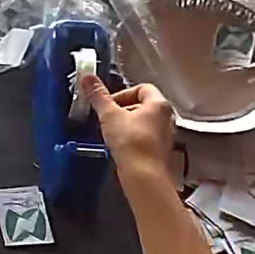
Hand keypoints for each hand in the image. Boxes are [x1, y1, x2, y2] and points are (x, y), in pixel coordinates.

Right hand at [82, 75, 176, 195]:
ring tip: (112, 135)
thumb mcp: (109, 115)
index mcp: (159, 104)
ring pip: (144, 124)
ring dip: (127, 126)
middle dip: (123, 110)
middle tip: (108, 119)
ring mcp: (166, 137)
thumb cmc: (131, 141)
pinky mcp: (160, 153)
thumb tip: (87, 77)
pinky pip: (145, 140)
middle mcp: (167, 118)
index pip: (142, 88)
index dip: (122, 94)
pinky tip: (121, 149)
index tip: (108, 105)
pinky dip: (133, 140)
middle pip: (143, 106)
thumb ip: (98, 96)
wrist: (144, 176)